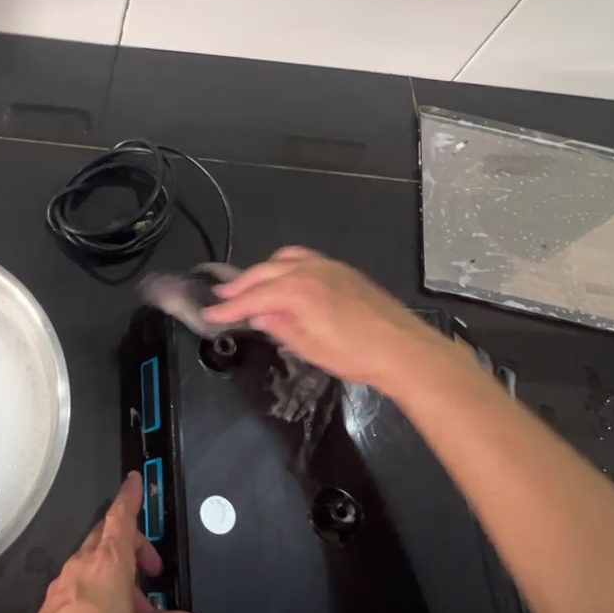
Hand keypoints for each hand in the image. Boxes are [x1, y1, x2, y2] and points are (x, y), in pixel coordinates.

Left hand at [0, 472, 199, 612]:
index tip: (134, 481)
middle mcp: (80, 569)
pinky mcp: (50, 610)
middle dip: (133, 546)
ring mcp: (61, 588)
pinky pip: (79, 586)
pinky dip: (99, 593)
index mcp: (106, 568)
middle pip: (107, 538)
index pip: (120, 518)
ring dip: (118, 576)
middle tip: (153, 569)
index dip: (130, 497)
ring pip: (94, 564)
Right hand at [200, 246, 472, 391]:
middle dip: (241, 284)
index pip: (252, 297)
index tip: (209, 314)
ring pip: (284, 259)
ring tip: (251, 285)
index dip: (229, 307)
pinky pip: (305, 258)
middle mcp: (308, 269)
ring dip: (263, 271)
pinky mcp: (343, 270)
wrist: (404, 349)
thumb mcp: (308, 347)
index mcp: (296, 290)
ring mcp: (328, 266)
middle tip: (222, 296)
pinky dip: (286, 265)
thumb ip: (279, 326)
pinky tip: (286, 280)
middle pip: (264, 272)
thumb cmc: (354, 354)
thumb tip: (258, 315)